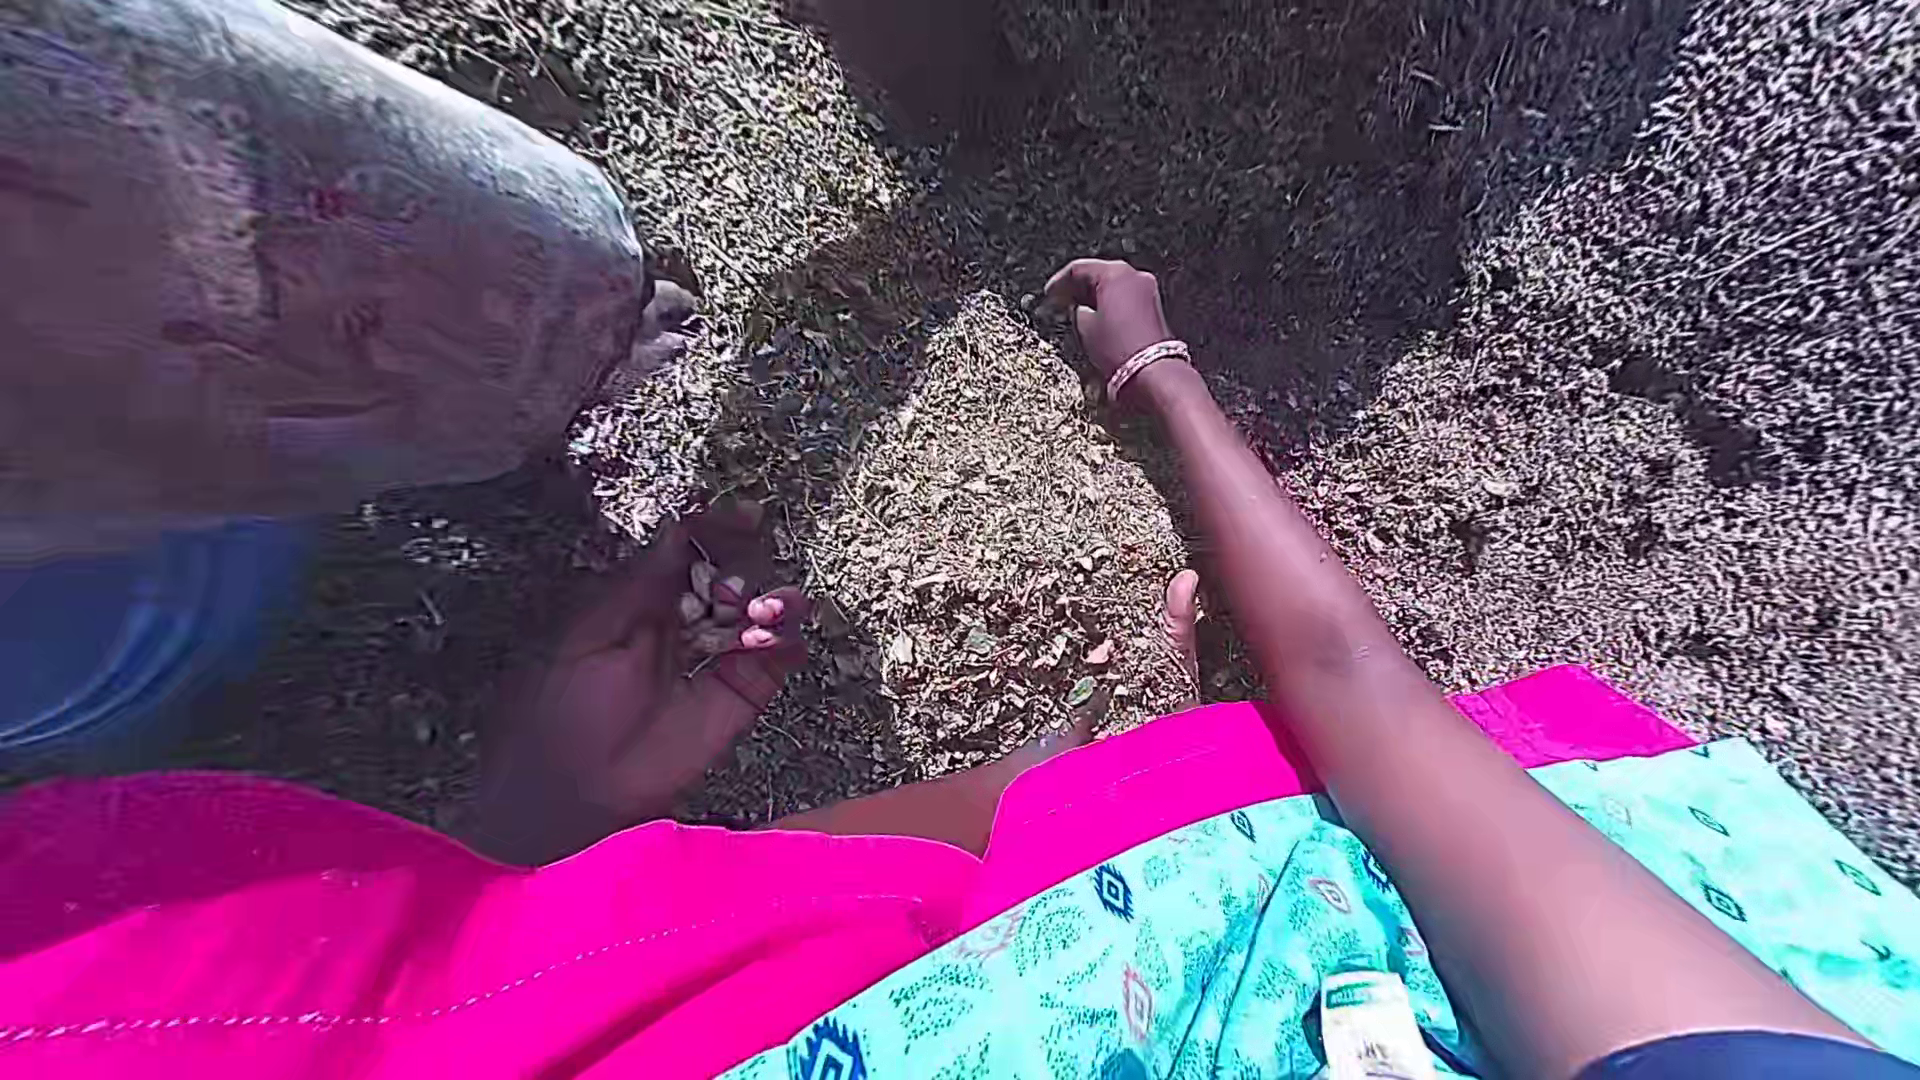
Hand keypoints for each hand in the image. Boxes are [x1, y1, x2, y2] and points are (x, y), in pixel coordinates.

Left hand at [465, 500, 809, 862]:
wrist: (577, 793)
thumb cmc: (570, 710)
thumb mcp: (597, 635)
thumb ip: (645, 585)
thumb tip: (682, 529)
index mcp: (653, 603)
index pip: (697, 554)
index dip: (722, 532)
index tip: (748, 515)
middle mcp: (693, 622)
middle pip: (737, 579)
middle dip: (745, 575)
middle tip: (734, 594)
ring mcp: (721, 657)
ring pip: (764, 614)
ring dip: (772, 605)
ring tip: (762, 615)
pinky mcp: (742, 692)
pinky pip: (777, 658)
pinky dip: (785, 643)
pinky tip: (775, 642)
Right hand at [1044, 258, 1175, 382]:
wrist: (1151, 370)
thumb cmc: (1117, 347)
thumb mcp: (1085, 327)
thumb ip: (1077, 311)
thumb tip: (1079, 309)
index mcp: (1115, 273)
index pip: (1079, 269)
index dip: (1059, 282)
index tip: (1048, 294)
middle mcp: (1134, 276)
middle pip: (1099, 274)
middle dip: (1078, 288)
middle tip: (1060, 301)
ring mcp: (1146, 291)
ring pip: (1113, 286)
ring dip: (1093, 297)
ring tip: (1076, 312)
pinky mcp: (1152, 308)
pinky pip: (1125, 298)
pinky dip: (1108, 305)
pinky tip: (1096, 319)